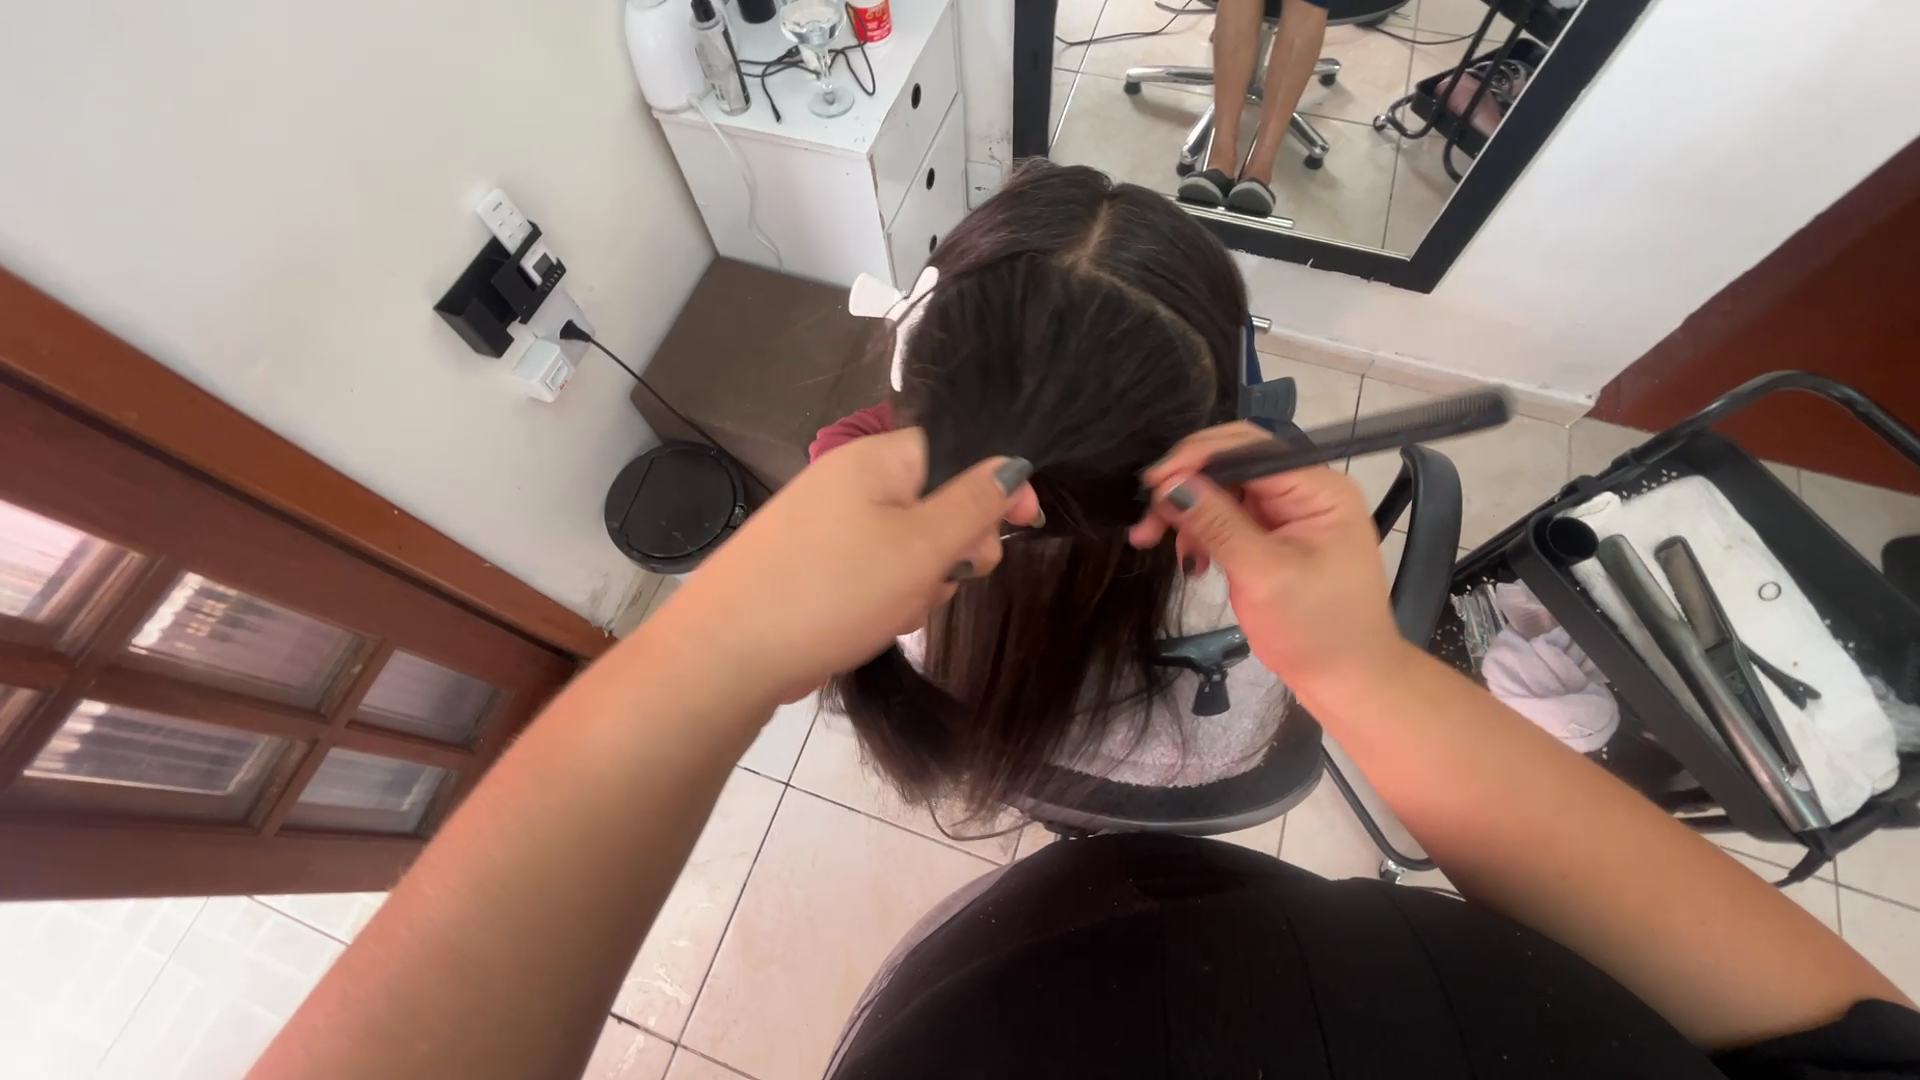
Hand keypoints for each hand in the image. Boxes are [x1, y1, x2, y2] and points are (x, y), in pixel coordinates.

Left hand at [647, 428, 1038, 704]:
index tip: (1025, 525)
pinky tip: (870, 622)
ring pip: (908, 546)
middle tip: (937, 579)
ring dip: (918, 581)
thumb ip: (974, 505)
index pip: (957, 452)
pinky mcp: (815, 564)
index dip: (994, 487)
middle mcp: (851, 482)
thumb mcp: (921, 547)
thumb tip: (1014, 464)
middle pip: (935, 503)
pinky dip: (885, 595)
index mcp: (877, 459)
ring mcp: (829, 524)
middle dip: (950, 548)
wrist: (729, 653)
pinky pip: (874, 570)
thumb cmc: (835, 590)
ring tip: (894, 610)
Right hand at [1131, 422, 1403, 697]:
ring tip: (1150, 541)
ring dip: (1185, 512)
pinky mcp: (1268, 535)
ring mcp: (1285, 513)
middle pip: (1231, 464)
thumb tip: (1169, 484)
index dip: (1196, 457)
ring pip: (1220, 490)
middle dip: (1186, 485)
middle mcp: (1303, 490)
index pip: (1250, 448)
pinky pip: (1223, 517)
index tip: (1152, 484)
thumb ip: (1216, 524)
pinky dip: (1197, 532)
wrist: (1345, 679)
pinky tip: (1187, 561)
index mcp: (1318, 489)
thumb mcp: (1263, 574)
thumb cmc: (1315, 629)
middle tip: (1147, 515)